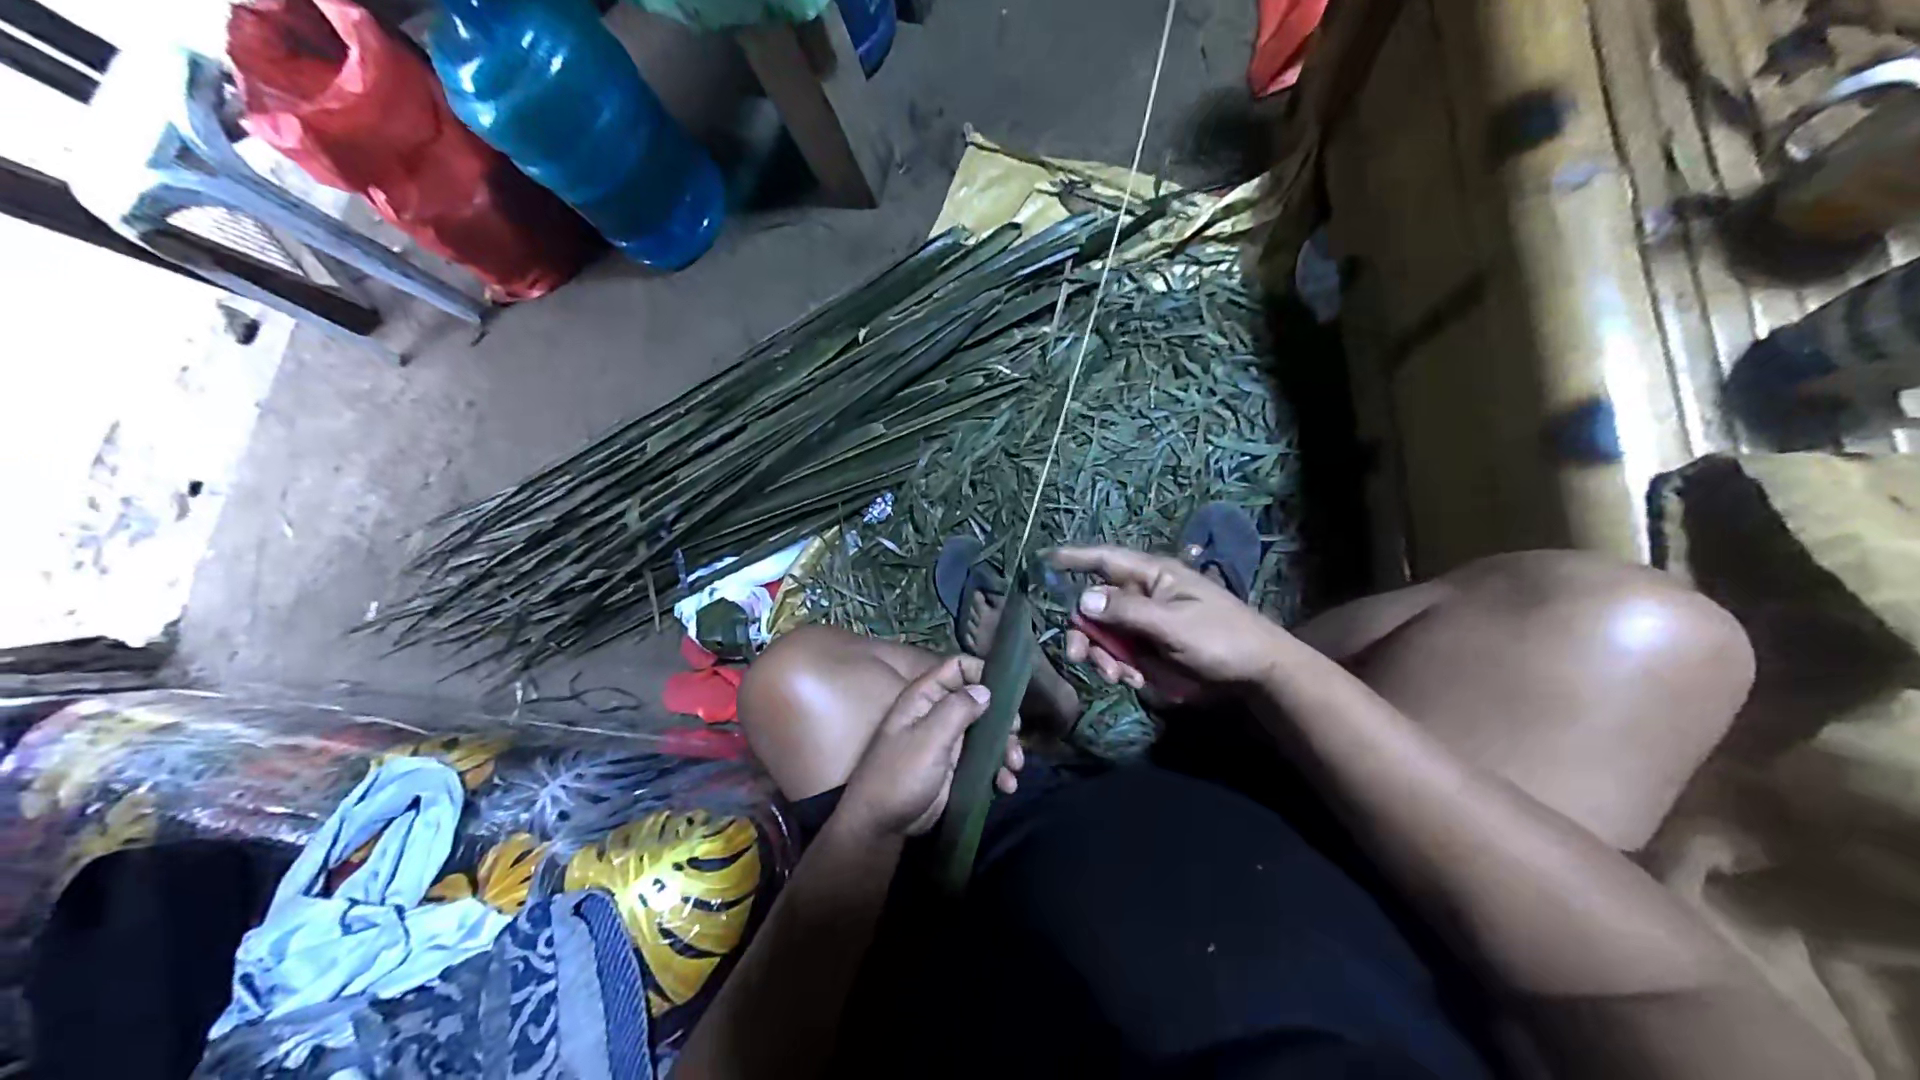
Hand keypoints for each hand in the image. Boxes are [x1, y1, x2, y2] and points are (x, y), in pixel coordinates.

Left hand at [837, 655, 1024, 838]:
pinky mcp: (957, 766)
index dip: (982, 672)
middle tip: (1014, 735)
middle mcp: (938, 713)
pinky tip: (1006, 784)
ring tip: (1014, 766)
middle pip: (979, 699)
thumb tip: (986, 689)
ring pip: (987, 731)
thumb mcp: (928, 739)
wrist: (882, 825)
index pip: (957, 667)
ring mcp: (948, 740)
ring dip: (1005, 747)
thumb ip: (957, 710)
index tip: (1006, 691)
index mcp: (924, 698)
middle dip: (1002, 717)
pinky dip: (999, 769)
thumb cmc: (900, 775)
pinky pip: (985, 759)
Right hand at [1051, 545, 1293, 688]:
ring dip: (1102, 656)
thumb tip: (1082, 599)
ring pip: (1102, 634)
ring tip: (1119, 678)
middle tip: (1079, 657)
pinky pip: (1117, 654)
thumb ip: (1127, 612)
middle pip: (1094, 605)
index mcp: (1151, 576)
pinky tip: (1134, 682)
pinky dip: (1118, 669)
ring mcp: (1143, 623)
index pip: (1104, 560)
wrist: (1257, 674)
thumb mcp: (1173, 624)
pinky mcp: (1147, 649)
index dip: (1073, 559)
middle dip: (1085, 632)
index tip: (1043, 560)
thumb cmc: (1221, 637)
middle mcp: (1142, 595)